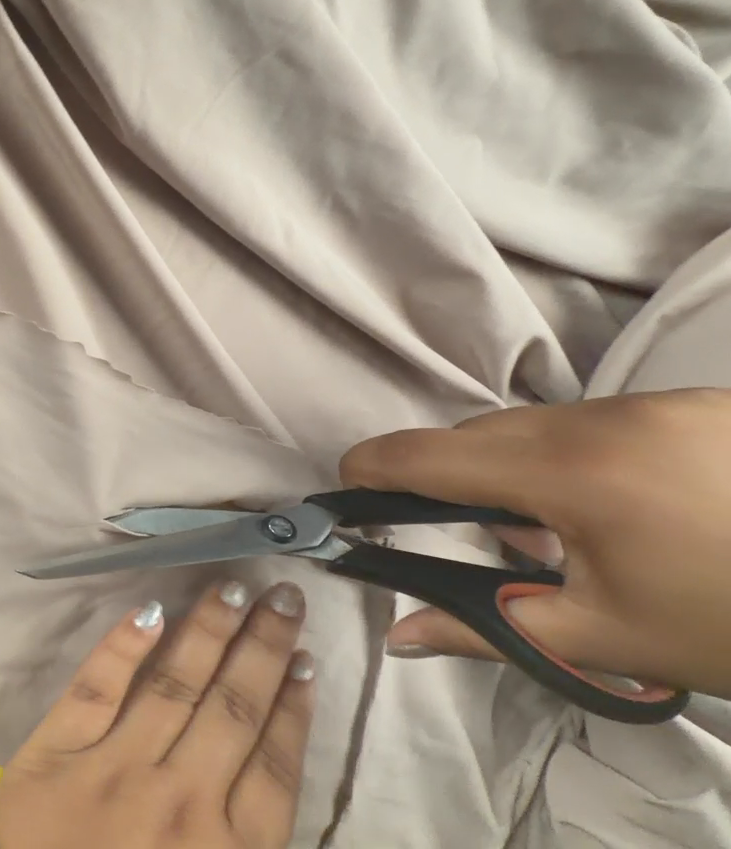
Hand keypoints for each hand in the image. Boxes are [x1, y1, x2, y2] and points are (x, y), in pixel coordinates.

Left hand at [0, 581, 315, 848]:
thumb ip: (249, 837)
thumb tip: (273, 767)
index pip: (276, 762)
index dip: (294, 707)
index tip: (305, 658)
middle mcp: (182, 801)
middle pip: (232, 709)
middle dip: (263, 648)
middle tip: (282, 595)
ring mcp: (115, 768)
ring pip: (173, 686)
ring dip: (208, 633)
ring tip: (232, 590)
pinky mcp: (56, 749)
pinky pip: (96, 687)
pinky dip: (124, 646)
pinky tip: (151, 610)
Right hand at [340, 388, 730, 697]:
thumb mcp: (606, 639)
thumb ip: (485, 626)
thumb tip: (396, 636)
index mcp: (570, 474)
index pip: (426, 456)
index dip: (372, 470)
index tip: (347, 492)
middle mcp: (605, 419)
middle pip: (480, 434)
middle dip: (455, 476)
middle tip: (487, 538)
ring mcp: (661, 403)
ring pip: (538, 424)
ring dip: (521, 464)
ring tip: (576, 528)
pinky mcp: (702, 402)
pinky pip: (600, 419)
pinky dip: (583, 453)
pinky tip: (636, 502)